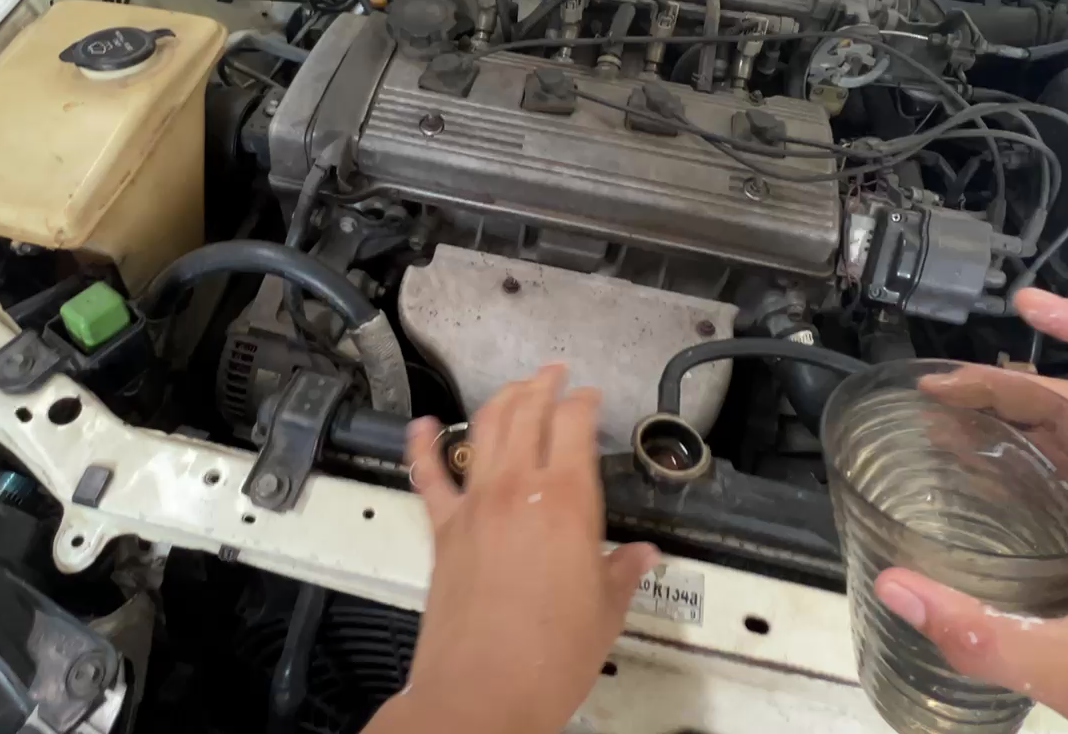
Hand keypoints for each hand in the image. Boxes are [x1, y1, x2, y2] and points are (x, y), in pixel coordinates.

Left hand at [365, 363, 656, 733]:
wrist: (482, 694)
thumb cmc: (550, 657)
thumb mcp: (605, 613)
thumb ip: (623, 572)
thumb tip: (643, 556)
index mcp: (567, 501)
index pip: (575, 424)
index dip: (584, 400)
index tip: (590, 395)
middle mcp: (519, 488)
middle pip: (528, 412)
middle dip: (543, 384)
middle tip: (553, 373)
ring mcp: (476, 503)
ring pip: (486, 428)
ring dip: (501, 399)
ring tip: (514, 387)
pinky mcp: (443, 527)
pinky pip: (428, 475)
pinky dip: (423, 446)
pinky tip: (423, 424)